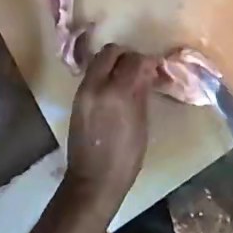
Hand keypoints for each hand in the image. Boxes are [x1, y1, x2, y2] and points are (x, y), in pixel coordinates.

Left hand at [59, 44, 156, 221]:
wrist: (93, 180)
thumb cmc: (125, 157)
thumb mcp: (141, 123)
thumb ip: (141, 92)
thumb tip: (146, 71)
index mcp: (117, 93)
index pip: (134, 60)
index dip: (147, 60)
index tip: (155, 67)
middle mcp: (96, 85)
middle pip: (110, 52)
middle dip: (127, 55)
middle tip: (140, 68)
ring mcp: (83, 91)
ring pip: (98, 61)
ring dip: (114, 62)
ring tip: (128, 78)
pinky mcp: (76, 99)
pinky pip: (92, 75)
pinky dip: (105, 74)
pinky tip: (115, 89)